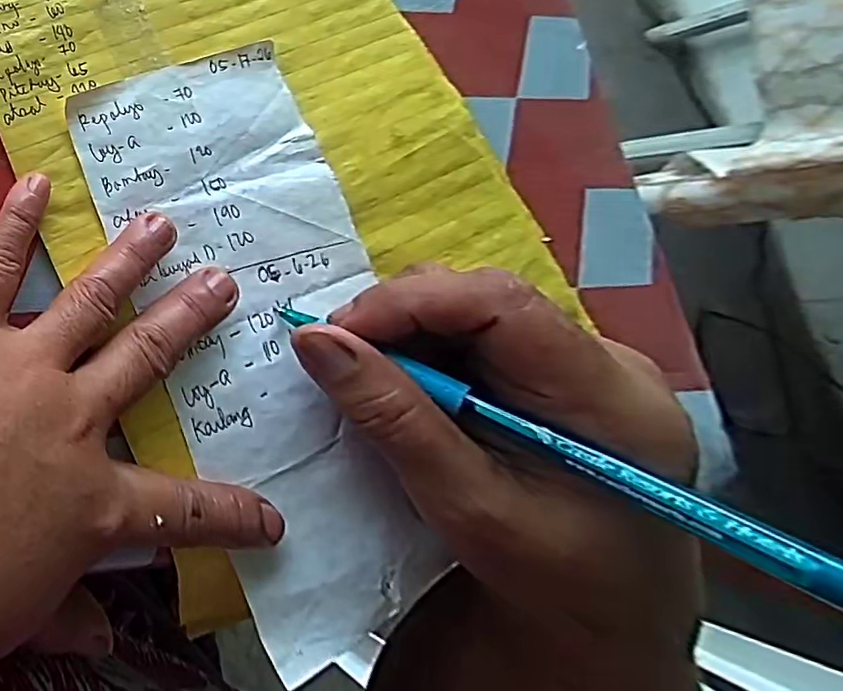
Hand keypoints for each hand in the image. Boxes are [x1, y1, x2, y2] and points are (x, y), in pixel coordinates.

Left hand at [0, 174, 283, 680]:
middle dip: (187, 321)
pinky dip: (14, 223)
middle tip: (223, 282)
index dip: (231, 513)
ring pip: (88, 301)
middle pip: (143, 361)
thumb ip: (59, 618)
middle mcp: (69, 420)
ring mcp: (21, 364)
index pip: (181, 512)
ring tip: (159, 224)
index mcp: (89, 504)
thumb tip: (102, 636)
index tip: (270, 511)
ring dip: (127, 260)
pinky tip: (35, 185)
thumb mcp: (8, 622)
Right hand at [290, 266, 700, 689]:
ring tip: (369, 378)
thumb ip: (390, 415)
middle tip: (342, 358)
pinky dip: (408, 347)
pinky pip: (458, 331)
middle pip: (473, 295)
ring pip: (458, 306)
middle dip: (392, 316)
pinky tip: (396, 384)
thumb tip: (313, 338)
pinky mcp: (537, 372)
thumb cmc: (549, 580)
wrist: (595, 627)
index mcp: (607, 396)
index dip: (405, 303)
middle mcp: (596, 363)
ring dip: (396, 331)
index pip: (497, 302)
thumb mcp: (463, 503)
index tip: (337, 334)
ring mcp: (569, 364)